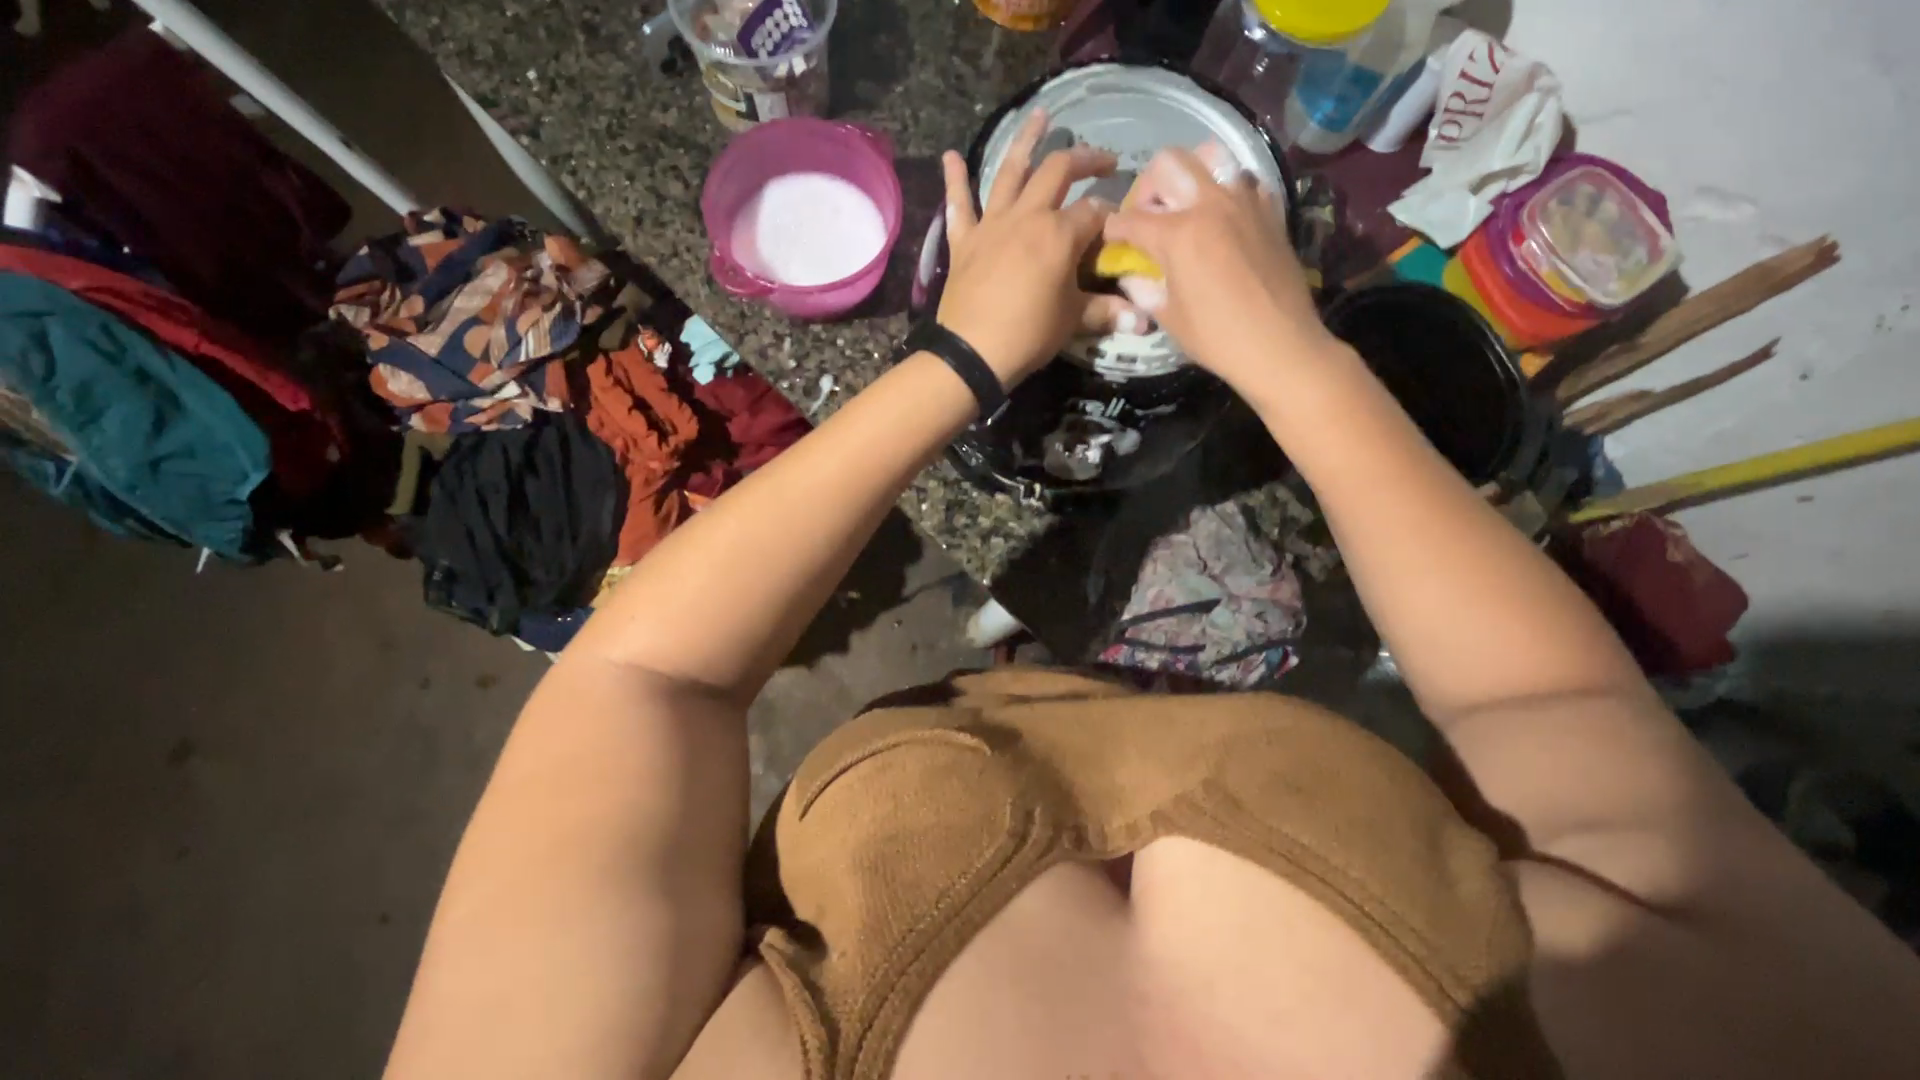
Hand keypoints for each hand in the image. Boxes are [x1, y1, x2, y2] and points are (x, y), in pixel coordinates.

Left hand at [938, 110, 1147, 387]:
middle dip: (1084, 160)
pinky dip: (954, 180)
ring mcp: (992, 224)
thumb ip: (1106, 311)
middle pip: (1058, 172)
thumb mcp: (1073, 321)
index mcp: (1060, 233)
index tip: (1120, 223)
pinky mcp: (964, 240)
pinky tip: (950, 156)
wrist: (973, 352)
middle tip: (1102, 158)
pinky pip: (959, 203)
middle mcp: (1027, 215)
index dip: (1110, 213)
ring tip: (1040, 115)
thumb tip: (1143, 321)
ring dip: (1026, 140)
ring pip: (1010, 171)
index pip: (1094, 212)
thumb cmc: (1029, 335)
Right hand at [1101, 146, 1334, 393]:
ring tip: (1190, 211)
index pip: (1130, 218)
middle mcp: (1209, 205)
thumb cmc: (1217, 337)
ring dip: (1193, 180)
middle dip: (1150, 185)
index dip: (1113, 230)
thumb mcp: (1168, 317)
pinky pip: (1245, 183)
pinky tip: (1226, 221)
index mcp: (1176, 234)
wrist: (1281, 345)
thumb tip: (1132, 275)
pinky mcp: (1271, 211)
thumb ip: (1144, 288)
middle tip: (1151, 214)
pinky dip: (1229, 193)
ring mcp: (1244, 203)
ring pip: (1211, 161)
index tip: (1111, 242)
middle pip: (1169, 163)